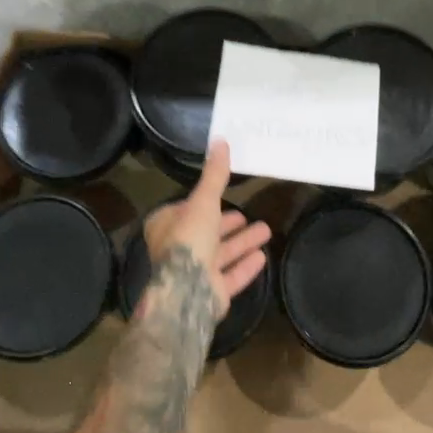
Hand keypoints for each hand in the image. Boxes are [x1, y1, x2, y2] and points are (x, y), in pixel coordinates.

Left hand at [142, 140, 270, 320]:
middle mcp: (177, 249)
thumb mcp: (203, 200)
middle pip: (207, 232)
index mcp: (166, 226)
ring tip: (266, 230)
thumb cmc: (189, 239)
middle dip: (229, 224)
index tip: (226, 197)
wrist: (187, 290)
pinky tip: (263, 257)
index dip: (207, 203)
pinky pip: (230, 275)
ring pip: (221, 254)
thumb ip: (214, 175)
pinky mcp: (210, 292)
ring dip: (242, 242)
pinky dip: (245, 266)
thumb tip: (220, 140)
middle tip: (249, 215)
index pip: (187, 210)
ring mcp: (193, 273)